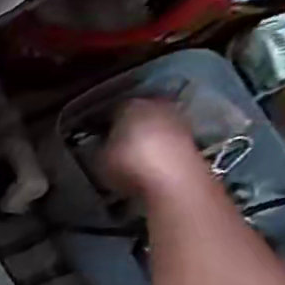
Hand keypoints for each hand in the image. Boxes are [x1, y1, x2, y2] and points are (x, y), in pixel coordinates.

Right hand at [94, 98, 209, 200]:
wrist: (173, 180)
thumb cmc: (128, 164)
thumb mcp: (98, 160)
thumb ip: (95, 149)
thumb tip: (95, 146)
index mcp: (128, 104)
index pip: (108, 110)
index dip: (99, 124)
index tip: (93, 138)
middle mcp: (154, 104)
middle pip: (136, 114)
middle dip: (125, 127)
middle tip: (113, 145)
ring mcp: (177, 119)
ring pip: (153, 126)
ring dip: (145, 138)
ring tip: (132, 157)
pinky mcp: (192, 138)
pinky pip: (167, 141)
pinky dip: (159, 150)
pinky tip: (150, 164)